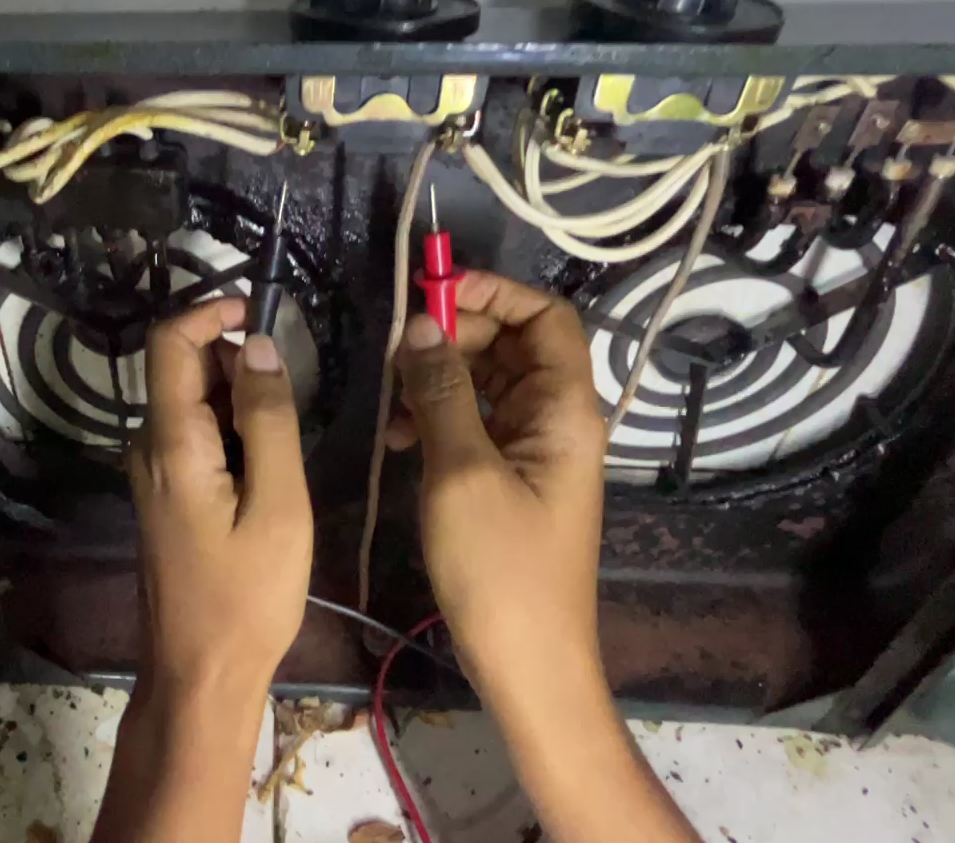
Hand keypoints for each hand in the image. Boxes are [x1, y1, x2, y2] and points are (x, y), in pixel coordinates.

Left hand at [129, 296, 312, 695]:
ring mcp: (152, 469)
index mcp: (171, 441)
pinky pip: (193, 431)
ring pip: (190, 398)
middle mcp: (149, 445)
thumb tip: (256, 344)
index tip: (257, 313)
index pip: (168, 343)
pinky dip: (228, 423)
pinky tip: (265, 458)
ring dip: (235, 392)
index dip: (207, 312)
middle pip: (181, 367)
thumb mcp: (277, 504)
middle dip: (233, 357)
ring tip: (285, 430)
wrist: (200, 671)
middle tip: (289, 388)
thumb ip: (267, 419)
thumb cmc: (247, 594)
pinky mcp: (165, 490)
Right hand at [389, 270, 606, 678]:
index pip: (545, 318)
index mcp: (564, 409)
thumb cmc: (500, 567)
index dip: (493, 294)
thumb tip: (421, 325)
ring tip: (391, 397)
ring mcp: (531, 448)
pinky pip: (473, 421)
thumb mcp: (461, 470)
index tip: (431, 292)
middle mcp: (554, 419)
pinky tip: (398, 437)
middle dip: (453, 336)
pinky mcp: (506, 474)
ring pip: (485, 382)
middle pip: (510, 345)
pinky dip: (436, 415)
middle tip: (397, 348)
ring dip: (437, 377)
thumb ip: (441, 391)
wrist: (525, 663)